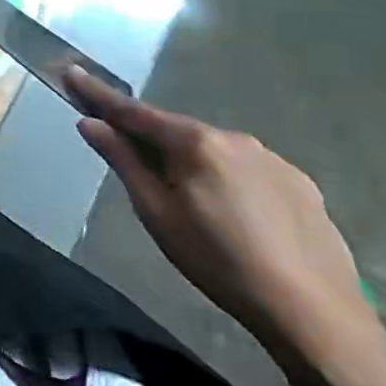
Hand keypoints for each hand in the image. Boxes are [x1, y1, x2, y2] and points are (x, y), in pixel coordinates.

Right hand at [68, 69, 369, 346]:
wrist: (313, 313)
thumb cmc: (218, 261)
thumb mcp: (157, 214)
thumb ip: (124, 162)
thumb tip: (90, 123)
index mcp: (195, 142)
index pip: (135, 112)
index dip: (100, 94)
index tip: (73, 72)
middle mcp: (235, 138)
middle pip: (177, 132)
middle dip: (150, 139)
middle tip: (133, 162)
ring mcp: (273, 159)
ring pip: (215, 152)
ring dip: (192, 163)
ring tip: (192, 206)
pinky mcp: (301, 185)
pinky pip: (248, 171)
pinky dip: (228, 180)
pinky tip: (235, 217)